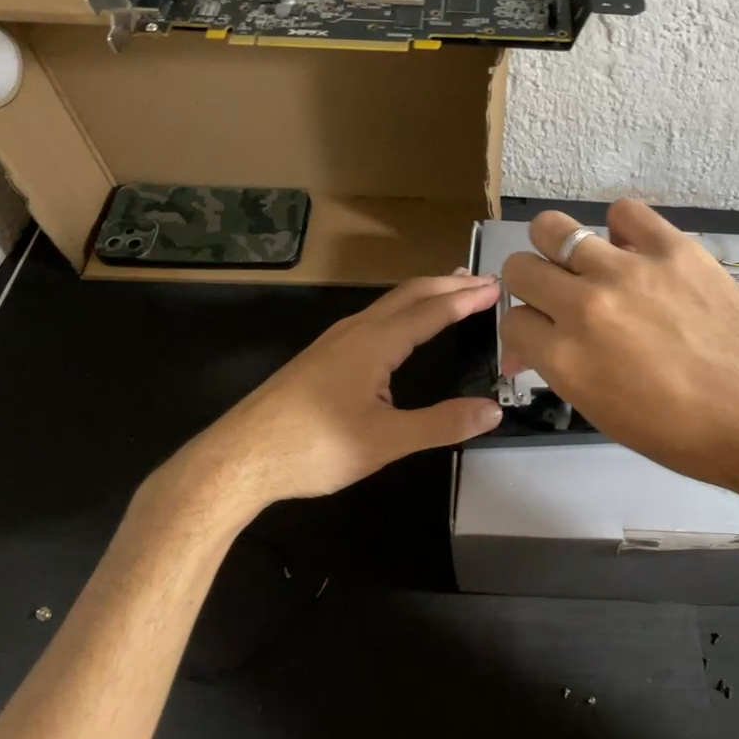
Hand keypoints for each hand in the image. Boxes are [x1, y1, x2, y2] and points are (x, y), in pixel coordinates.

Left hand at [140, 272, 504, 522]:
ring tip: (450, 292)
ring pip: (388, 305)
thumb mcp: (386, 441)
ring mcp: (334, 341)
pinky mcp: (321, 357)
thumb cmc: (315, 447)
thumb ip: (441, 424)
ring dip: (424, 294)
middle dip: (448, 284)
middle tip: (483, 281)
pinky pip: (373, 319)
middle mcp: (355, 330)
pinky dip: (402, 311)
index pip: (432, 310)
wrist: (240, 458)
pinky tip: (401, 329)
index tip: (498, 287)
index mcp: (375, 342)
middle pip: (409, 294)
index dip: (467, 298)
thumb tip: (493, 412)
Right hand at [499, 201, 738, 494]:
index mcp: (566, 359)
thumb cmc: (688, 436)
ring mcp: (628, 271)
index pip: (512, 322)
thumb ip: (564, 372)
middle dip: (530, 285)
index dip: (525, 330)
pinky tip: (633, 249)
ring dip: (558, 247)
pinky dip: (620, 227)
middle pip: (520, 269)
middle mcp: (585, 307)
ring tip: (584, 262)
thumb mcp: (607, 415)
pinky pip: (624, 211)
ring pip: (554, 228)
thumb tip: (536, 346)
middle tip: (558, 297)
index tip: (544, 334)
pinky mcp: (673, 248)